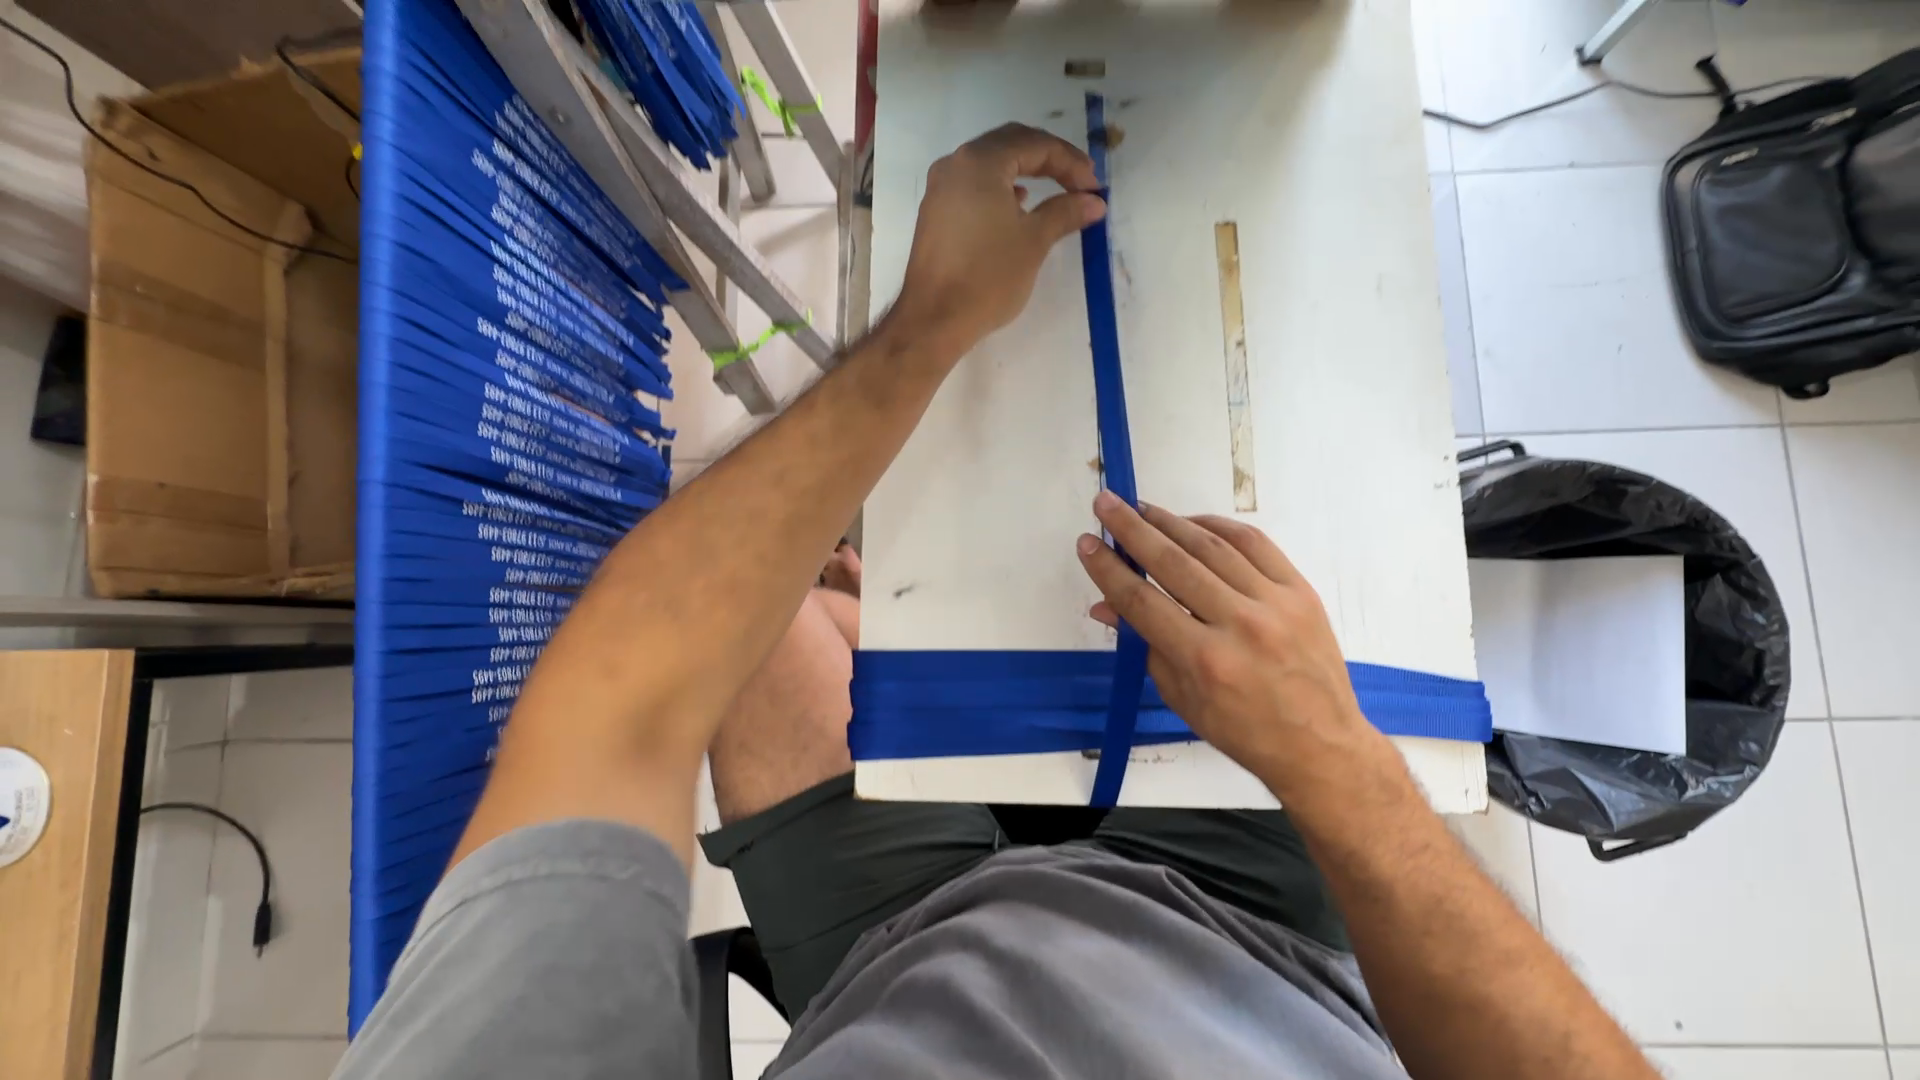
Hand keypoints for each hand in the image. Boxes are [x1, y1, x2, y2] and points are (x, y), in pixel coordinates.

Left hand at [893, 123, 1106, 347]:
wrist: (935, 319)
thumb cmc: (988, 277)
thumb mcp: (1034, 241)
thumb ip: (1065, 212)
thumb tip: (1094, 202)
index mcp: (980, 162)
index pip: (1035, 144)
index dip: (1071, 162)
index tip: (1094, 188)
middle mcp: (955, 165)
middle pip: (1010, 144)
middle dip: (1049, 160)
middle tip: (1079, 181)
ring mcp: (940, 189)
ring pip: (990, 165)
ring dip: (1025, 171)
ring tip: (1054, 192)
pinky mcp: (935, 213)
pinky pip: (974, 187)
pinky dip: (1001, 189)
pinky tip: (1017, 206)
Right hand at [1075, 493, 1392, 799]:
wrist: (1320, 744)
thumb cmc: (1241, 731)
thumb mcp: (1181, 697)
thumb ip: (1144, 645)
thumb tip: (1106, 605)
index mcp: (1204, 661)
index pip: (1142, 602)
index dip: (1108, 570)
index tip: (1086, 543)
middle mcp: (1239, 625)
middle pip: (1173, 563)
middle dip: (1132, 529)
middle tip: (1106, 503)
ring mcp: (1274, 604)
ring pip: (1212, 546)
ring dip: (1171, 522)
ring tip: (1142, 509)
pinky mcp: (1301, 591)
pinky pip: (1255, 544)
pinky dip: (1219, 526)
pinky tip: (1193, 523)